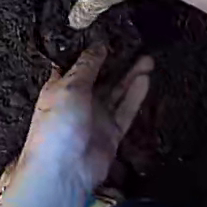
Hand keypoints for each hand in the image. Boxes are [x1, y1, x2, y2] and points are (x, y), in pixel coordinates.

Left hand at [15, 43, 152, 193]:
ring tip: (149, 59)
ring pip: (118, 91)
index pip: (78, 64)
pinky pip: (126, 109)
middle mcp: (80, 100)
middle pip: (103, 76)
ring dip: (131, 75)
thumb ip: (87, 65)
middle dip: (118, 62)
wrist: (63, 172)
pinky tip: (146, 79)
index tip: (111, 34)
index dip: (93, 50)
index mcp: (61, 87)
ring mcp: (97, 116)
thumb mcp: (69, 87)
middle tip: (137, 45)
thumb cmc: (58, 124)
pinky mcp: (112, 132)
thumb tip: (99, 44)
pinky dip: (135, 95)